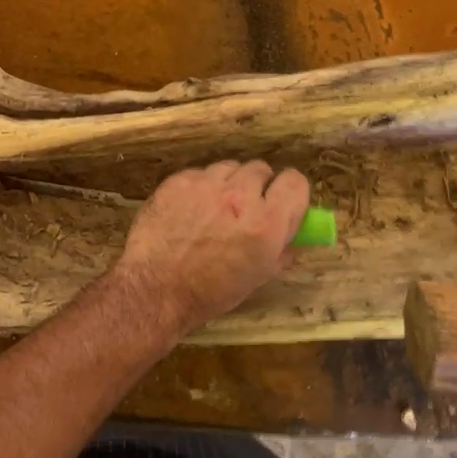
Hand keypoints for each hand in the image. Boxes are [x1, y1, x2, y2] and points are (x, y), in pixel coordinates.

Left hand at [104, 161, 309, 340]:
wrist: (158, 285)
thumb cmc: (213, 290)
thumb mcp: (260, 274)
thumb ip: (282, 247)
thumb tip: (298, 233)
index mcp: (266, 222)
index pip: (295, 182)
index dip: (290, 191)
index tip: (282, 201)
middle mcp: (239, 195)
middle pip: (260, 169)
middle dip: (258, 186)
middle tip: (246, 207)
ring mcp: (205, 183)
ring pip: (229, 167)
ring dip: (229, 183)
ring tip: (215, 207)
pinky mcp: (178, 179)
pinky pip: (199, 173)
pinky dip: (200, 186)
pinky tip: (190, 208)